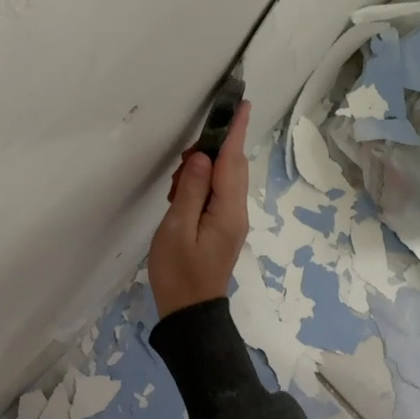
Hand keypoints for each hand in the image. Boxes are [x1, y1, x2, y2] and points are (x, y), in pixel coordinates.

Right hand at [148, 101, 251, 317]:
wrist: (190, 314)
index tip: (243, 104)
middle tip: (183, 163)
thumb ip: (191, 189)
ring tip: (177, 186)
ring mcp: (232, 220)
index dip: (235, 131)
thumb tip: (202, 157)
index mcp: (228, 210)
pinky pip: (217, 192)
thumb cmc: (179, 272)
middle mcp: (236, 211)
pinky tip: (182, 194)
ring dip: (202, 169)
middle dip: (211, 150)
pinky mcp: (223, 226)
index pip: (233, 161)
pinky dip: (201, 183)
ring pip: (223, 178)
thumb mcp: (177, 228)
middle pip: (232, 166)